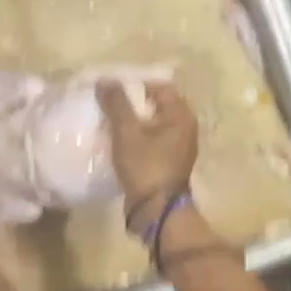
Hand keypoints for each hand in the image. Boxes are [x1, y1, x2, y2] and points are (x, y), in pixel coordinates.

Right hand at [98, 81, 198, 209]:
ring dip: (132, 120)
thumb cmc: (145, 166)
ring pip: (152, 122)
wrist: (156, 210)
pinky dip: (136, 135)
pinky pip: (151, 138)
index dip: (135, 83)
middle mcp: (185, 127)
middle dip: (132, 102)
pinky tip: (118, 139)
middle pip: (156, 104)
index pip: (159, 86)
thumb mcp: (127, 133)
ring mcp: (178, 145)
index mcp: (181, 116)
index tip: (112, 88)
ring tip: (109, 119)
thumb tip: (106, 81)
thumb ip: (117, 104)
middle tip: (108, 102)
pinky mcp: (168, 160)